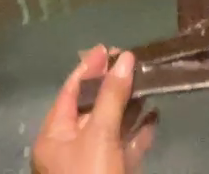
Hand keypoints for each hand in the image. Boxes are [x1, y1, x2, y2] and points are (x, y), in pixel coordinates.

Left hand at [31, 45, 157, 173]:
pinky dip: (138, 134)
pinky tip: (154, 118)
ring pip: (110, 128)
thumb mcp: (100, 135)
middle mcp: (68, 150)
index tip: (109, 47)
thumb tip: (125, 58)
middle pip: (92, 108)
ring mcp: (90, 166)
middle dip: (113, 86)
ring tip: (149, 84)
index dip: (89, 67)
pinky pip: (123, 150)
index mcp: (54, 137)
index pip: (70, 91)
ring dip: (129, 107)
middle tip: (133, 63)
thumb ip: (112, 96)